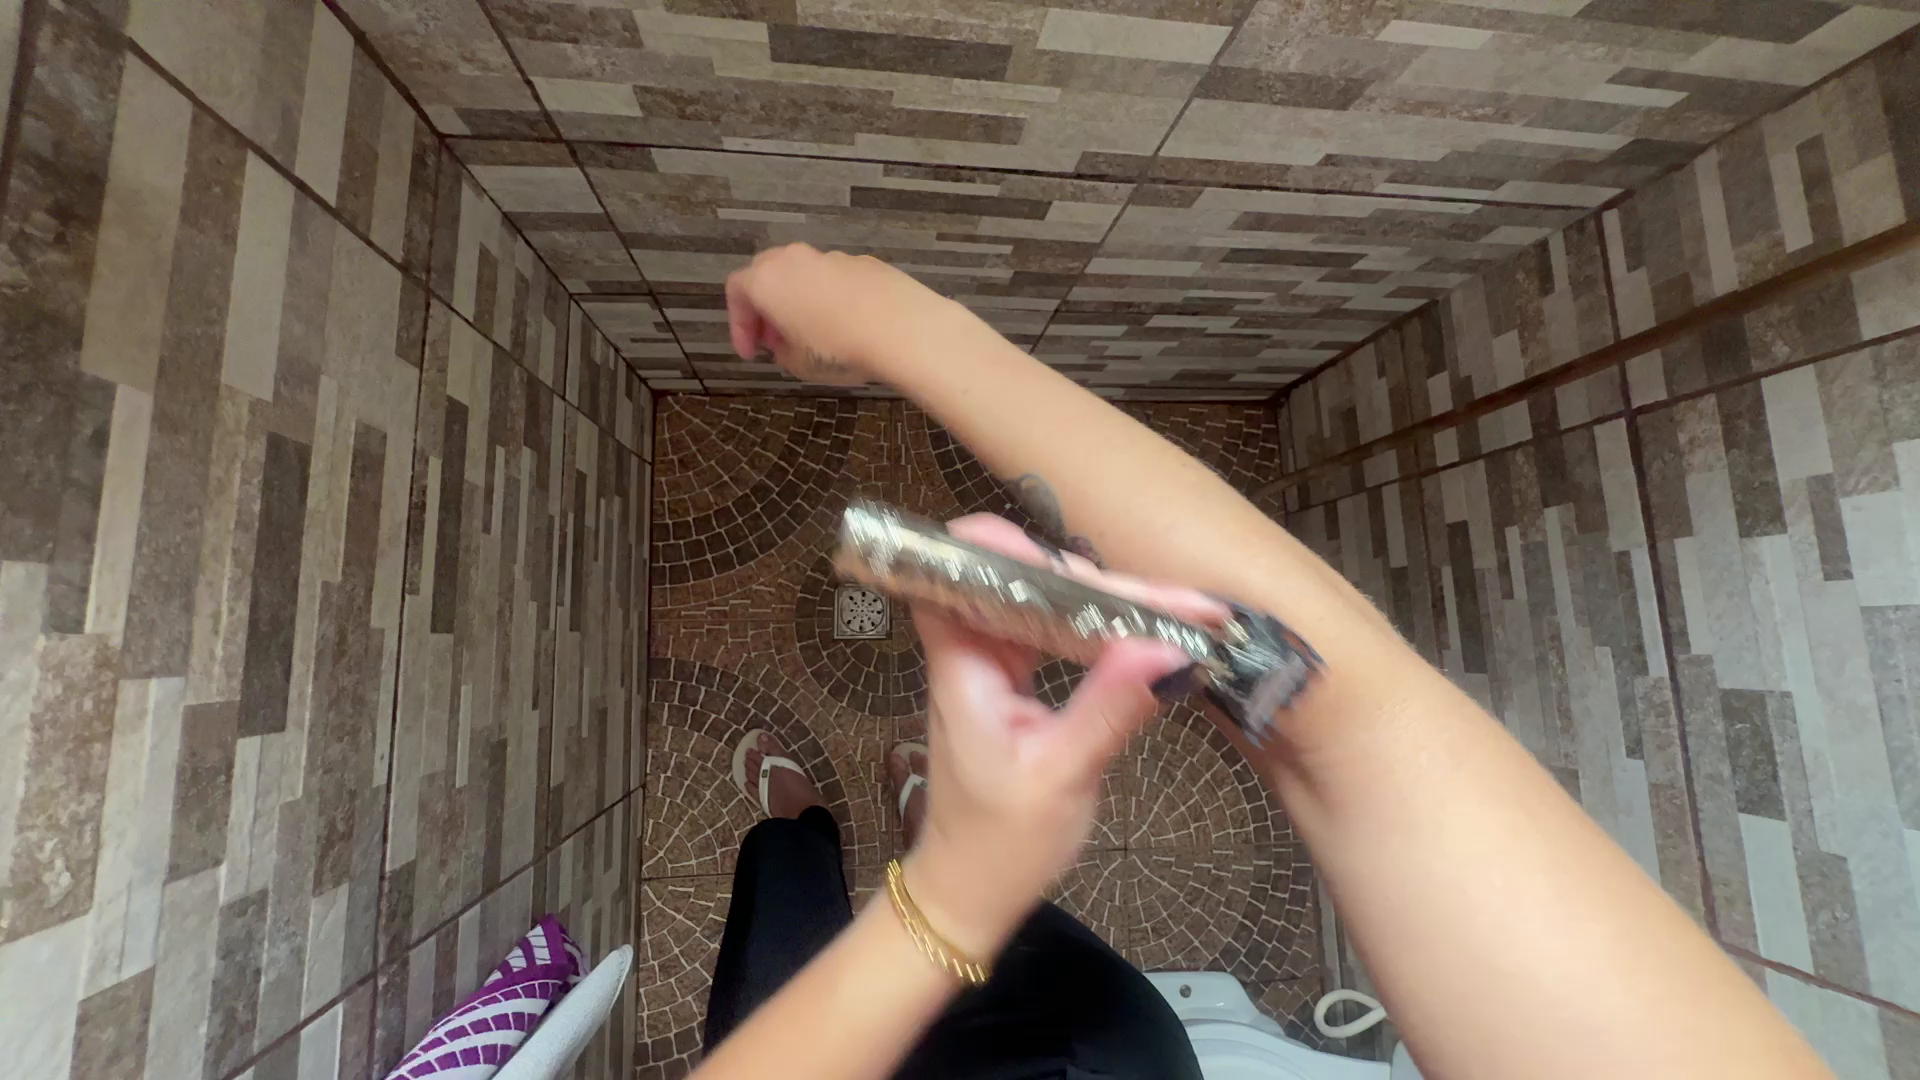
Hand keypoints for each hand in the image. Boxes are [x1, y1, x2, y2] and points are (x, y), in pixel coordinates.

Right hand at [723, 244, 968, 385]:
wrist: (902, 327)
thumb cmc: (839, 348)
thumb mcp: (800, 364)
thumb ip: (782, 352)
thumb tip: (785, 345)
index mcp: (767, 279)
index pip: (737, 293)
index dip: (739, 325)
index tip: (751, 353)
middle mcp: (794, 259)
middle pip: (767, 275)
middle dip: (766, 309)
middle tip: (775, 341)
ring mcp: (830, 257)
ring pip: (802, 276)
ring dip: (798, 302)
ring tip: (812, 336)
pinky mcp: (863, 262)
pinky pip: (834, 280)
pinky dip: (830, 299)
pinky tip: (848, 326)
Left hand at [899, 515, 1229, 959]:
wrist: (973, 886)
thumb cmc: (1001, 841)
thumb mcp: (1060, 777)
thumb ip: (1110, 708)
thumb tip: (1171, 649)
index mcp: (961, 664)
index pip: (952, 575)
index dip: (995, 547)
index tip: (1062, 556)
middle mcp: (972, 650)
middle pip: (1018, 583)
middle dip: (1089, 579)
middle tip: (1167, 598)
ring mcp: (995, 662)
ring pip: (1043, 603)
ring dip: (1103, 599)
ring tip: (1174, 607)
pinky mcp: (1018, 679)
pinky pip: (1056, 632)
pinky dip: (1099, 626)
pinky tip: (1144, 628)